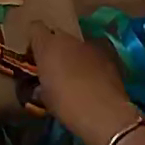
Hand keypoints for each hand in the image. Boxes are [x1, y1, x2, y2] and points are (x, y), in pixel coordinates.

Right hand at [30, 24, 140, 144]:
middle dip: (56, 47)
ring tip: (78, 76)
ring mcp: (90, 46)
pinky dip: (93, 65)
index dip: (36, 40)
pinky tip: (95, 82)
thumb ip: (42, 84)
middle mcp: (67, 39)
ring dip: (75, 56)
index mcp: (46, 45)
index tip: (36, 56)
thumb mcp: (46, 97)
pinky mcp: (109, 57)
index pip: (35, 28)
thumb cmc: (66, 105)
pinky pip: (95, 56)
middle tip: (56, 67)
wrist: (105, 115)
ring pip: (78, 45)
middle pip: (58, 34)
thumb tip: (42, 86)